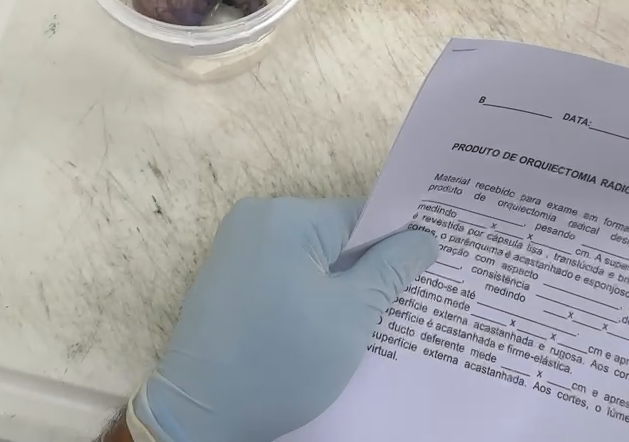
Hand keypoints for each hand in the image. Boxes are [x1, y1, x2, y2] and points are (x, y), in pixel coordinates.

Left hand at [131, 198, 437, 441]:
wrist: (201, 412)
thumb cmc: (280, 361)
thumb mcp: (350, 318)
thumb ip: (390, 271)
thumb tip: (426, 237)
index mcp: (286, 216)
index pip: (359, 216)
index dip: (395, 243)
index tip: (427, 269)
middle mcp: (258, 216)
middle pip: (334, 233)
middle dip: (366, 267)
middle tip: (404, 302)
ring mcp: (238, 243)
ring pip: (310, 253)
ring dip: (338, 282)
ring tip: (370, 319)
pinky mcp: (228, 271)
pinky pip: (283, 267)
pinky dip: (307, 290)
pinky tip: (326, 325)